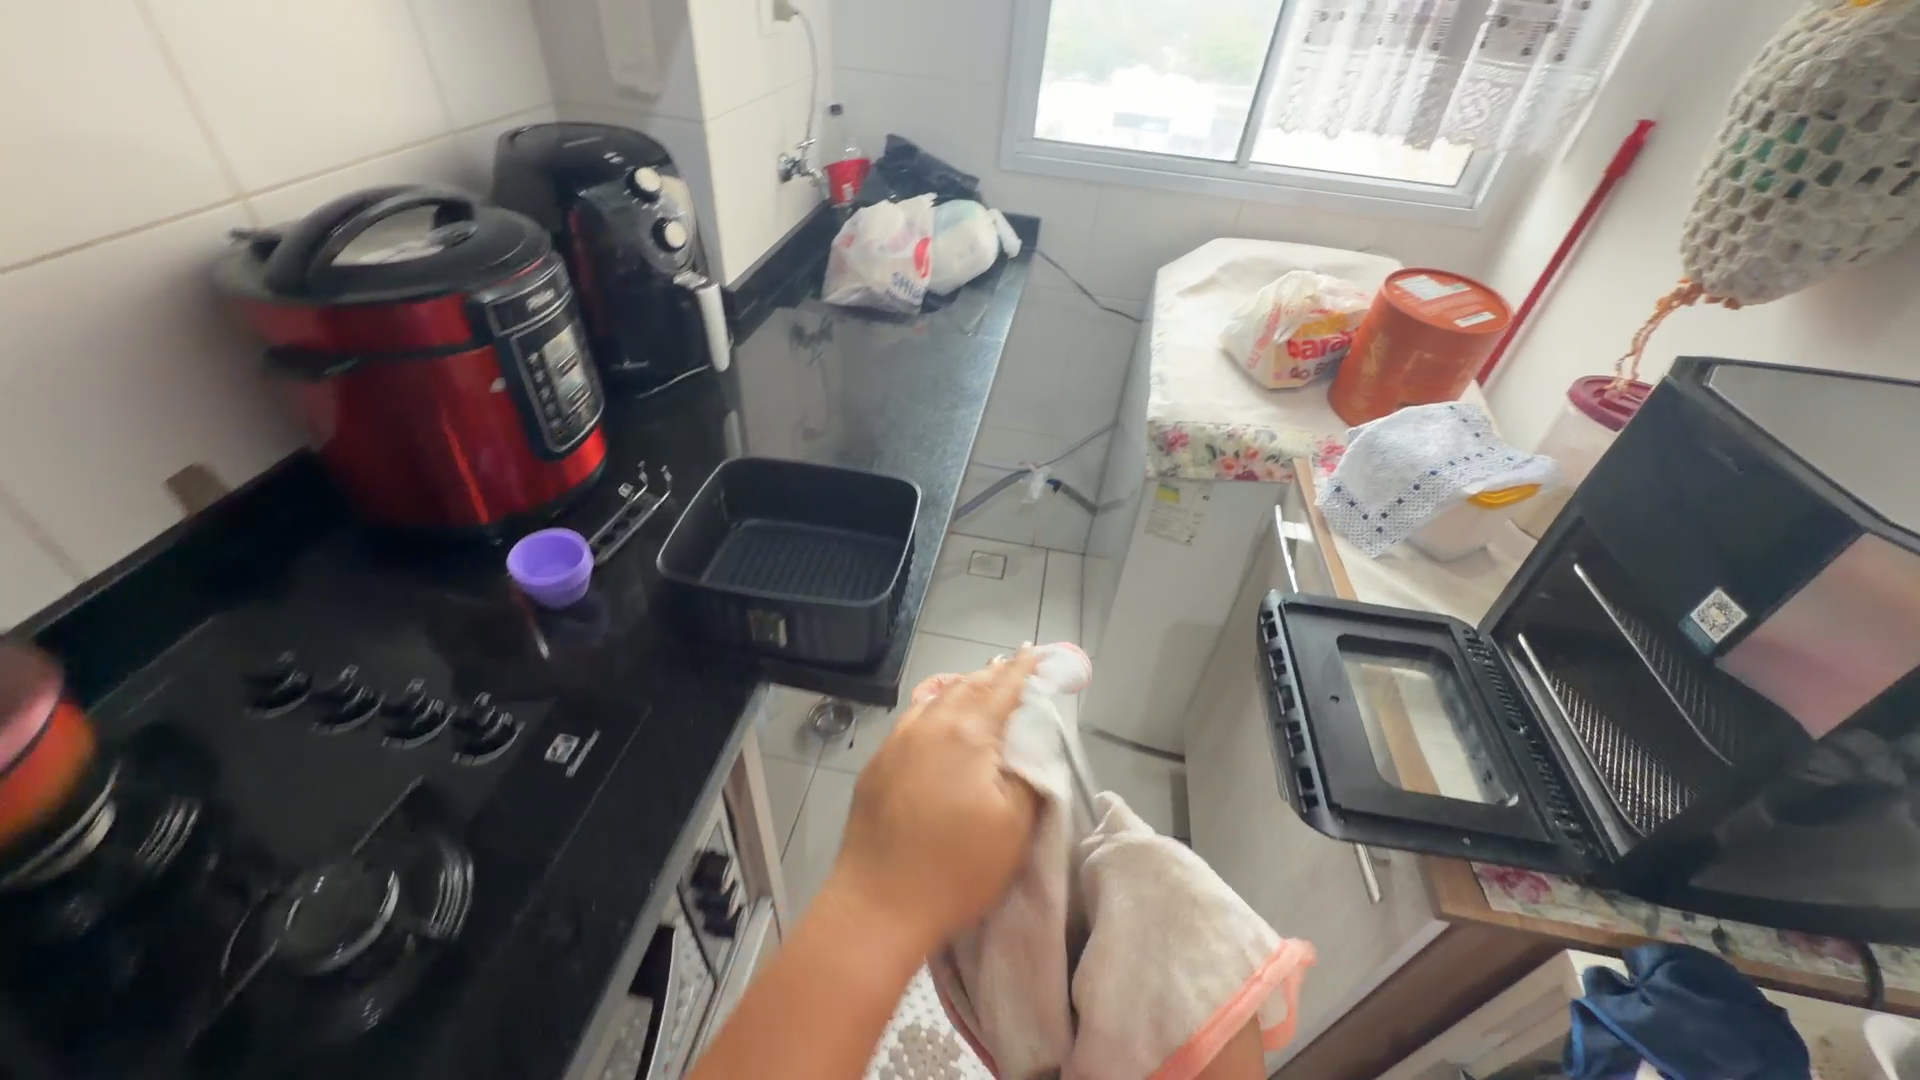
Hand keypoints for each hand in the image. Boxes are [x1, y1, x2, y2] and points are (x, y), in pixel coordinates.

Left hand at [826, 649, 1041, 950]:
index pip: (1003, 688)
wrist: (877, 905)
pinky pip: (913, 719)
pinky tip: (938, 716)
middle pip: (968, 686)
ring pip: (936, 698)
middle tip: (1016, 668)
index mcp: (967, 734)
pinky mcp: (878, 765)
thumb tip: (1031, 739)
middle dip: (995, 675)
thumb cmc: (956, 869)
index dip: (1025, 669)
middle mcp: (929, 725)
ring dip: (963, 688)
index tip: (1041, 653)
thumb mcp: (1015, 826)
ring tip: (980, 685)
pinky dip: (935, 707)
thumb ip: (1030, 773)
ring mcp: (897, 743)